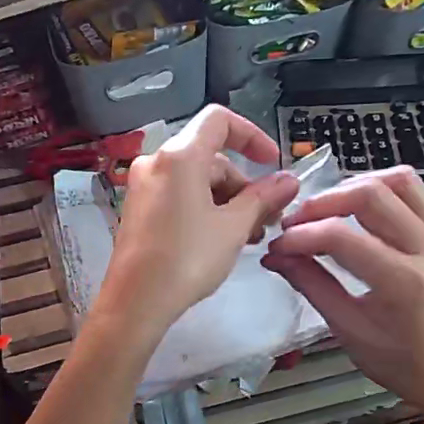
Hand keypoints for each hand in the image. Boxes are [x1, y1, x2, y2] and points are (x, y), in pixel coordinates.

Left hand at [95, 106, 298, 333]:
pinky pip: (179, 195)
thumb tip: (288, 180)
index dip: (253, 136)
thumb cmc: (187, 260)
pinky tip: (221, 239)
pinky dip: (205, 209)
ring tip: (249, 236)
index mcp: (180, 156)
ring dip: (227, 201)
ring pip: (196, 179)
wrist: (135, 302)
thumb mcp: (234, 227)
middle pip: (210, 156)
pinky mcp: (138, 209)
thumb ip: (263, 197)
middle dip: (243, 183)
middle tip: (267, 218)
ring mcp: (143, 186)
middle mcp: (157, 162)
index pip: (220, 120)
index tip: (272, 164)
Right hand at [260, 167, 423, 413]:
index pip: (342, 237)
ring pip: (399, 181)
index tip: (278, 245)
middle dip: (323, 202)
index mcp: (405, 283)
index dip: (302, 235)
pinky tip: (360, 207)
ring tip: (327, 209)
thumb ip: (311, 284)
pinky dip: (383, 190)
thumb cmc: (397, 361)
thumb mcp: (347, 328)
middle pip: (371, 194)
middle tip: (296, 221)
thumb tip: (275, 255)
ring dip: (355, 186)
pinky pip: (417, 192)